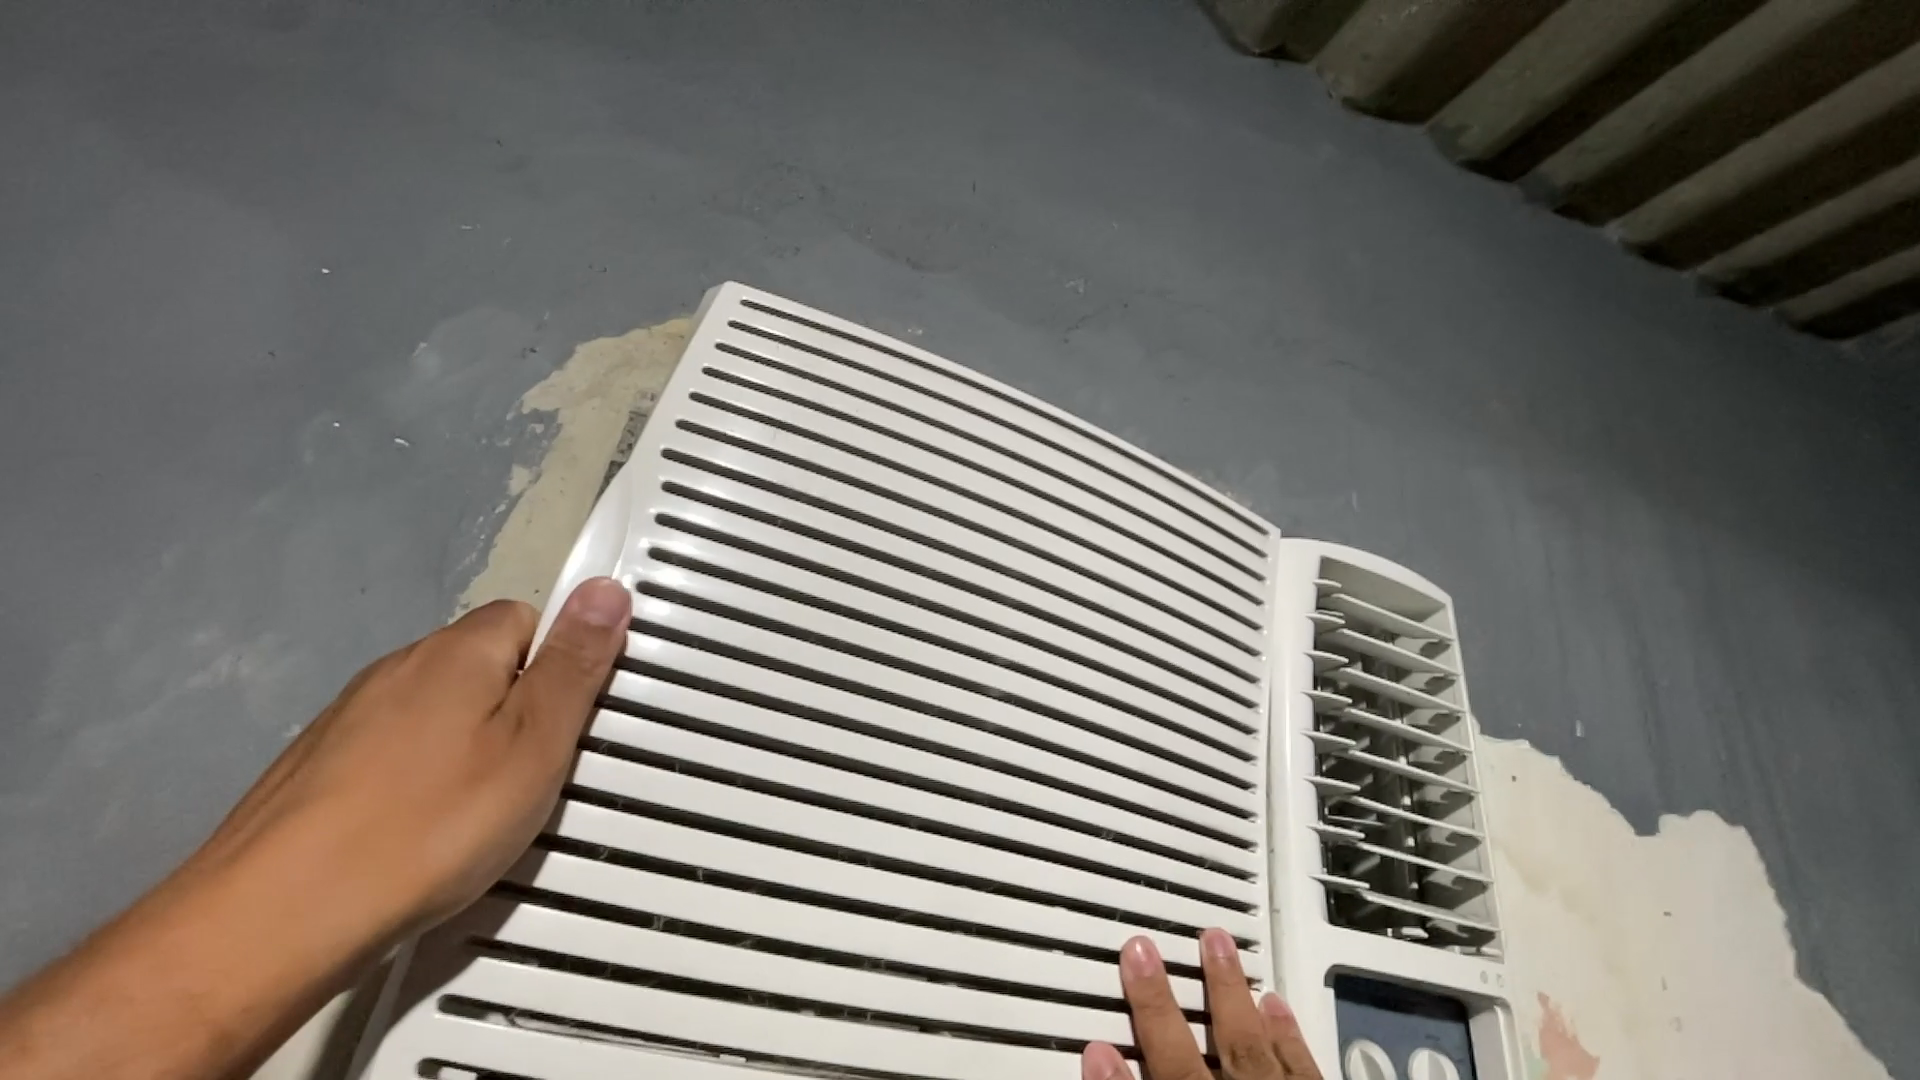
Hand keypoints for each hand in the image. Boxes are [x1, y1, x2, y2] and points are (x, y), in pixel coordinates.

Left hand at [193, 576, 632, 944]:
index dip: (560, 661)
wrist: (273, 922)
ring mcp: (349, 715)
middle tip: (535, 771)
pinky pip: (396, 748)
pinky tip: (422, 827)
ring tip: (481, 808)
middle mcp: (399, 666)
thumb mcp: (535, 743)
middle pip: (485, 663)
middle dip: (518, 705)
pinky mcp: (316, 764)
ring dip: (469, 742)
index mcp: (458, 651)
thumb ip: (574, 665)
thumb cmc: (432, 824)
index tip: (568, 720)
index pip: (530, 617)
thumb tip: (605, 589)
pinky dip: (420, 775)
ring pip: (439, 709)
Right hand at [1083, 930, 1322, 1079]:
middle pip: (1191, 1058)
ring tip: (1217, 947)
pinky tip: (1277, 1006)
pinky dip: (1291, 1038)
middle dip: (1163, 1006)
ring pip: (1255, 1050)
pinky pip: (1308, 1073)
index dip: (1115, 1074)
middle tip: (1142, 950)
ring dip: (1232, 997)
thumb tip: (1104, 1063)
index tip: (1093, 1045)